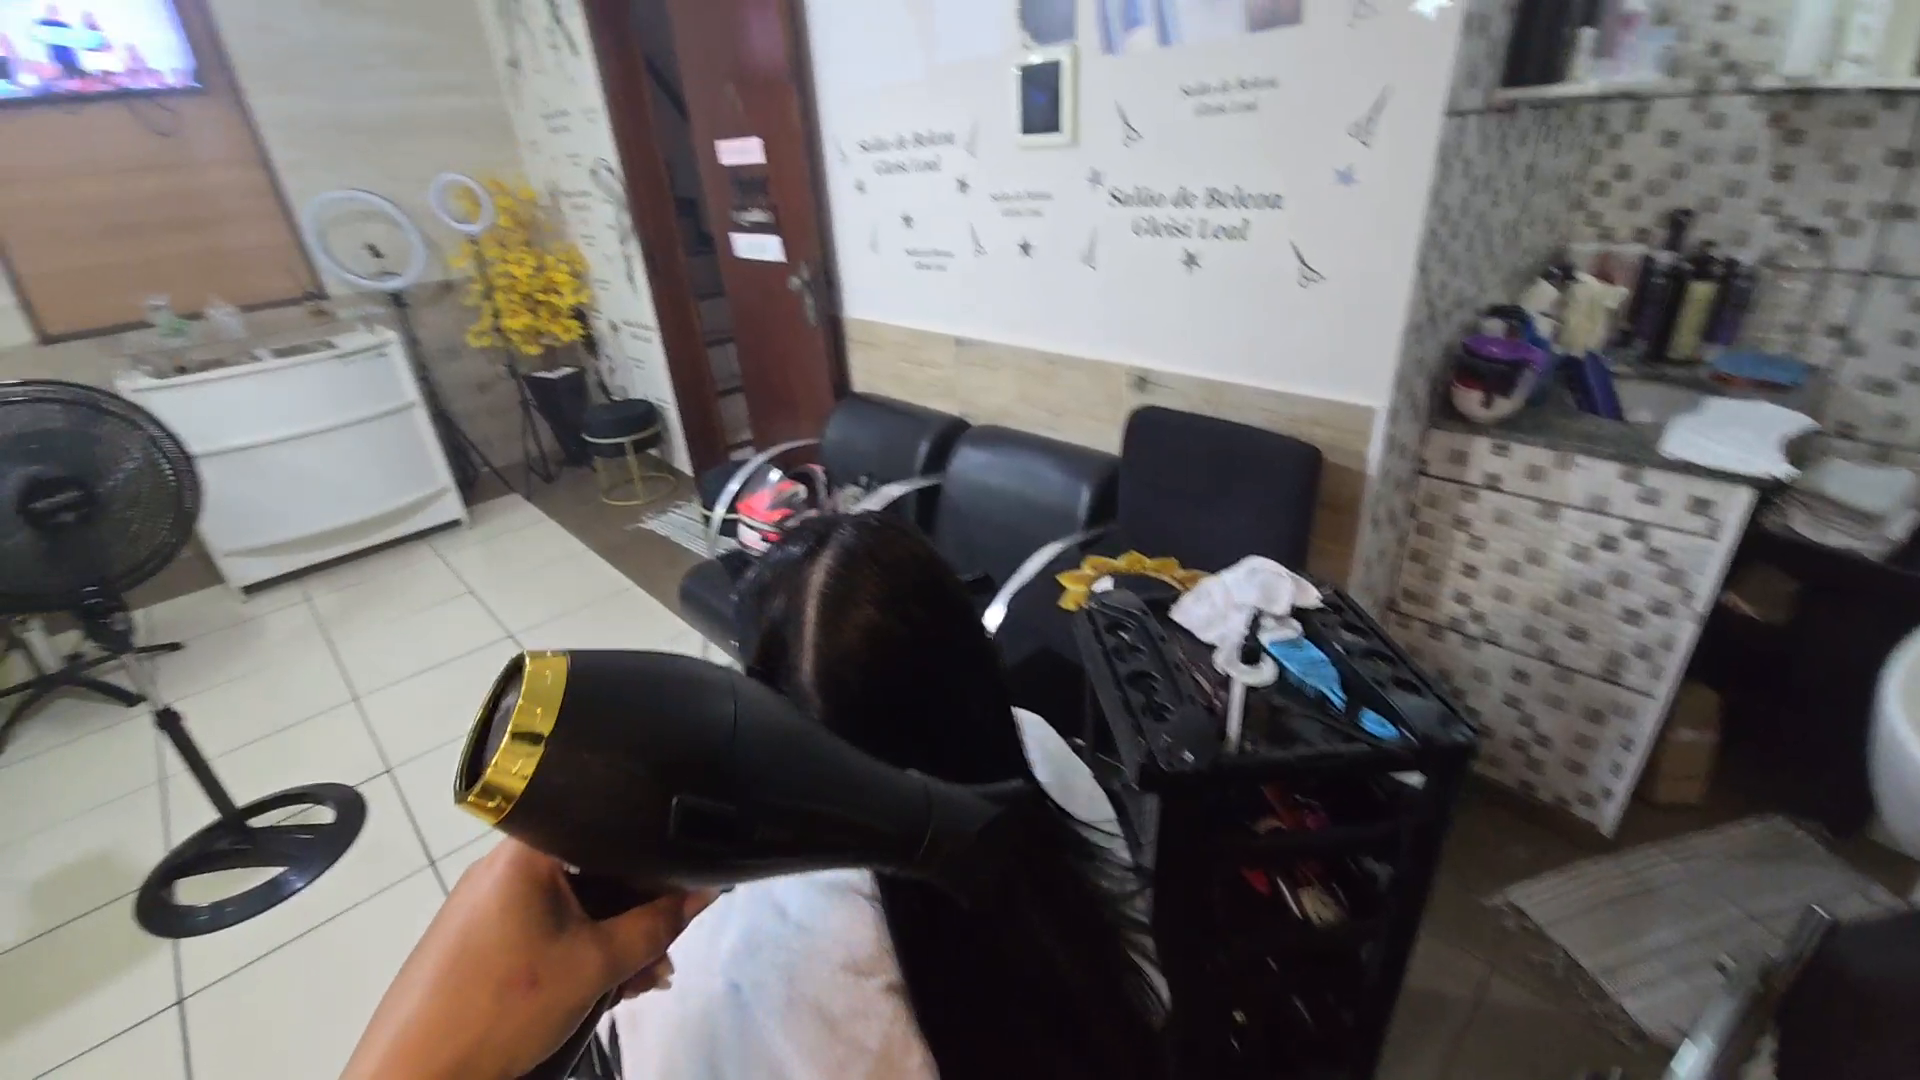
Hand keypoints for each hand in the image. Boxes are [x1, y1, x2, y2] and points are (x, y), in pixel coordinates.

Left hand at [342, 839, 717, 1079]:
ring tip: (648, 978)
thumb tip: (709, 890)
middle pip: (595, 869)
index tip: (686, 881)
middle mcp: (506, 865)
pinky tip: (612, 984)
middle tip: (668, 948)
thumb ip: (659, 925)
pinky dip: (582, 948)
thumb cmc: (503, 1007)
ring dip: (616, 935)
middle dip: (639, 909)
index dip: (654, 854)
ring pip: (575, 903)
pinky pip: (549, 926)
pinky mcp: (480, 939)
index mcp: (528, 850)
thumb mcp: (596, 966)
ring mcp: (489, 903)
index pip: (610, 827)